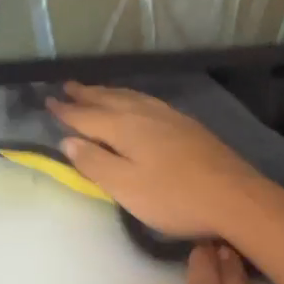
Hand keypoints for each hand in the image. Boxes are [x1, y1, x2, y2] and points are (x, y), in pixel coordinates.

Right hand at [47, 83, 273, 240]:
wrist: (235, 197)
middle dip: (86, 94)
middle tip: (67, 86)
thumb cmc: (174, 197)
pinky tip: (135, 104)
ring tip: (95, 90)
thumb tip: (67, 141)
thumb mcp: (126, 188)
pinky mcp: (186, 125)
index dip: (66, 111)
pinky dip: (130, 98)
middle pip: (108, 99)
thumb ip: (94, 163)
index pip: (87, 116)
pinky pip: (146, 101)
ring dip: (108, 92)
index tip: (48, 101)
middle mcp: (144, 114)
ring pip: (130, 97)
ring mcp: (169, 117)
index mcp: (125, 127)